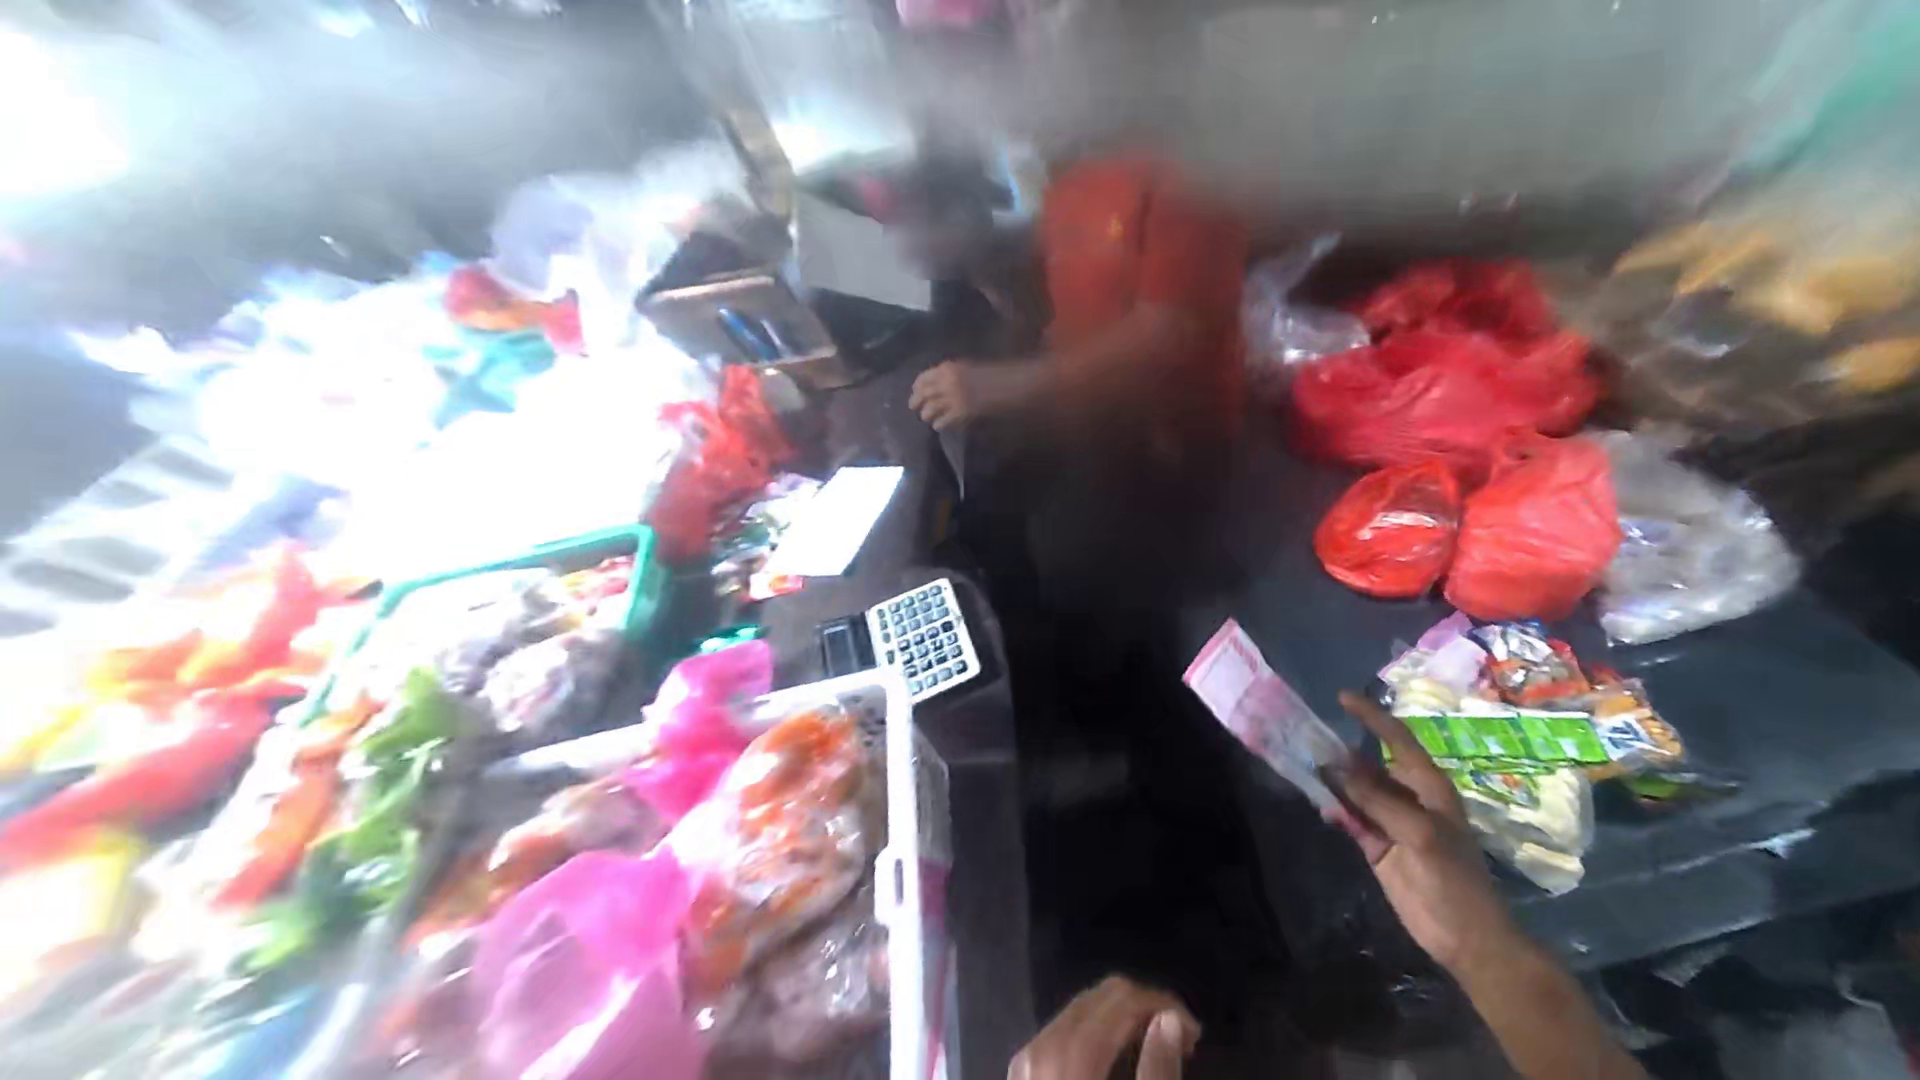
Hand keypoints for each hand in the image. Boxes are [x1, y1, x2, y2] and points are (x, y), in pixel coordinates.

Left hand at [909, 360, 1038, 430]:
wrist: (1011, 384)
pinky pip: (943, 421)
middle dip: (917, 403)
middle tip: (916, 409)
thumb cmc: (993, 375)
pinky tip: (940, 426)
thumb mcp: (968, 369)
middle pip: (923, 395)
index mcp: (948, 368)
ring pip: (929, 409)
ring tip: (930, 419)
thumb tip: (934, 386)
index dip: (916, 388)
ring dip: (927, 415)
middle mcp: (947, 382)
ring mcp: (954, 398)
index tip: (914, 393)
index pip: (923, 378)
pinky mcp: (961, 413)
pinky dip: (939, 424)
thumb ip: (950, 375)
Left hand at [1010, 976, 1199, 1079]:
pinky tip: (1120, 1056)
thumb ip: (1157, 1071)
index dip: (1162, 1005)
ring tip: (1157, 1046)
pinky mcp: (1023, 1071)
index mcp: (1070, 1053)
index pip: (1122, 998)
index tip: (1194, 1033)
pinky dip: (1098, 1033)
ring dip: (1122, 1019)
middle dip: (1144, 1008)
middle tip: (1183, 1040)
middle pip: (1100, 998)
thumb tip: (1172, 1017)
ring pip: (1083, 1011)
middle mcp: (1042, 1044)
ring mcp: (1026, 1057)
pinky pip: (1066, 1031)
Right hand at [1324, 691, 1519, 976]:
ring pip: (1352, 788)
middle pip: (1367, 764)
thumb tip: (1331, 768)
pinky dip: (1332, 807)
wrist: (1466, 937)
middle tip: (1302, 734)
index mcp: (1427, 787)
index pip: (1396, 740)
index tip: (1341, 696)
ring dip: (1330, 778)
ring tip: (1299, 763)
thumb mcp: (1419, 833)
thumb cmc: (1454, 879)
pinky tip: (1317, 803)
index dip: (1371, 716)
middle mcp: (1406, 796)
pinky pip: (1348, 815)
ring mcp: (1389, 819)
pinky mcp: (1375, 842)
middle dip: (1338, 749)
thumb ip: (1375, 799)